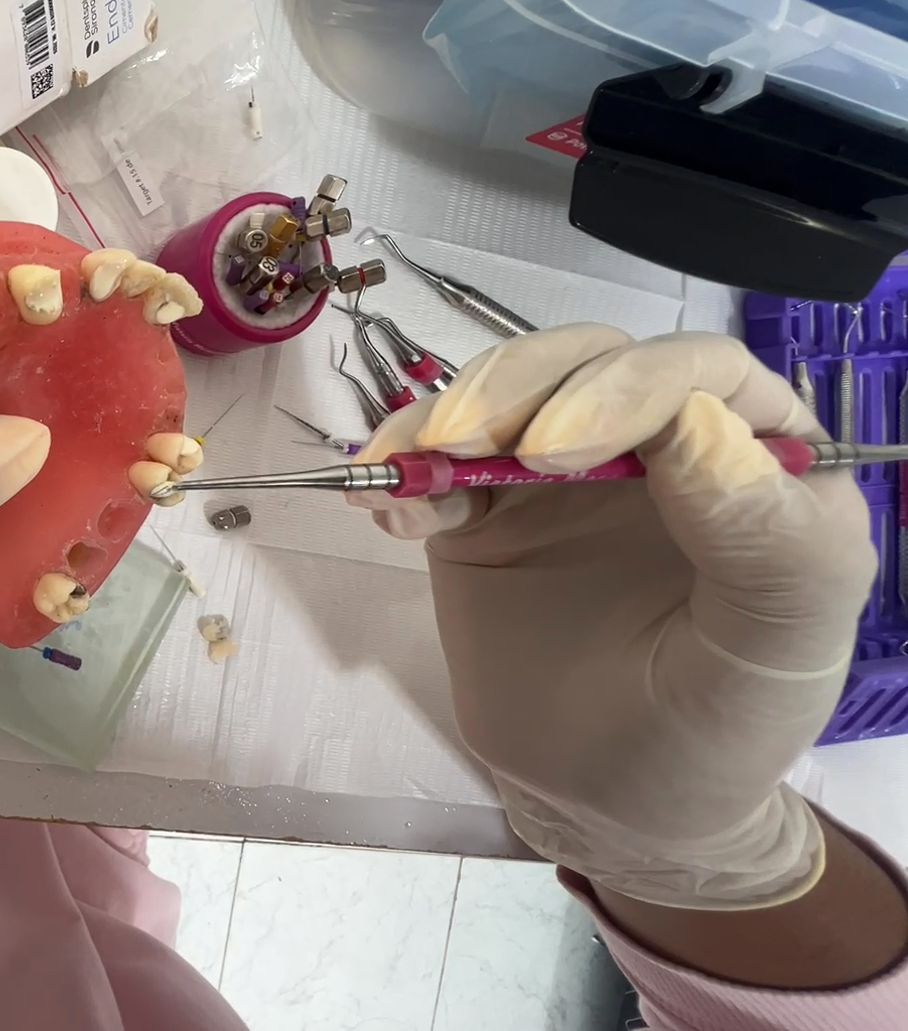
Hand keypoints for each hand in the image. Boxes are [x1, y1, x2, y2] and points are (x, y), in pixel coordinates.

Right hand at [352, 326, 874, 909]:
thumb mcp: (763, 655)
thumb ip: (767, 544)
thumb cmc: (700, 731)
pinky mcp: (475, 514)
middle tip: (457, 443)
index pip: (691, 375)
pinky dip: (394, 473)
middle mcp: (643, 455)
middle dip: (504, 389)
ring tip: (394, 477)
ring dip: (428, 422)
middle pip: (572, 364)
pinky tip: (383, 515)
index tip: (548, 456)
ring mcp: (545, 482)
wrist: (592, 786)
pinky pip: (428, 465)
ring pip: (488, 400)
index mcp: (746, 471)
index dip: (617, 390)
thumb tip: (697, 427)